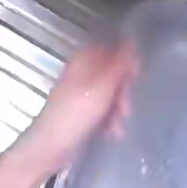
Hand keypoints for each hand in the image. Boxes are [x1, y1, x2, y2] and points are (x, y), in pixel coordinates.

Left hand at [12, 43, 135, 174]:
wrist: (50, 147)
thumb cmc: (76, 113)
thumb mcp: (102, 86)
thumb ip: (120, 64)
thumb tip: (132, 40)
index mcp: (84, 60)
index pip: (112, 50)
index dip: (126, 61)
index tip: (136, 76)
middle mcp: (82, 72)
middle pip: (113, 73)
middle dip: (123, 90)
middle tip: (125, 106)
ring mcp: (81, 93)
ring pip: (110, 93)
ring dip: (119, 108)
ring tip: (118, 124)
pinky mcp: (81, 111)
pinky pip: (103, 108)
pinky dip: (110, 118)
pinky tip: (113, 131)